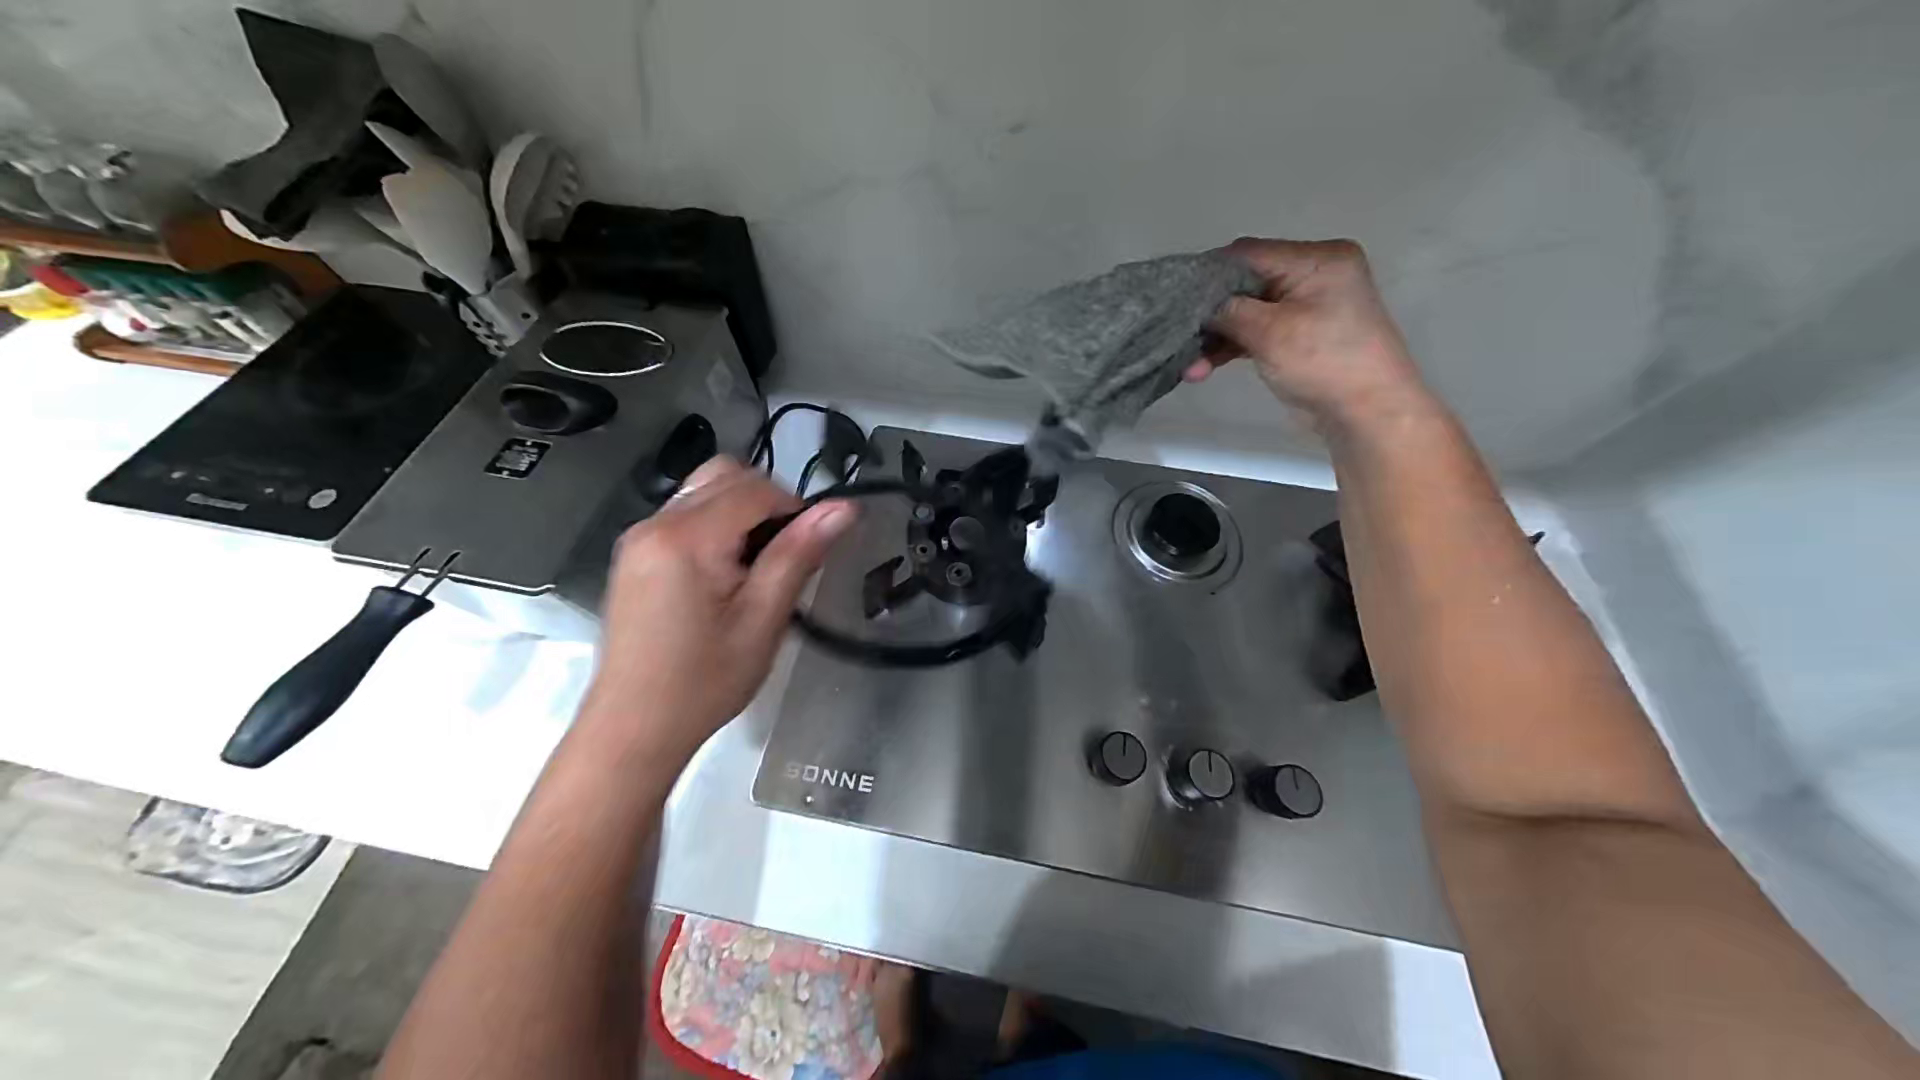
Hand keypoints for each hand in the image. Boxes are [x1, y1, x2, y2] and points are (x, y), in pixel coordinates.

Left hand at [578, 457, 856, 760]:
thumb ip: (799, 554)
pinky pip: (685, 514)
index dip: (794, 508)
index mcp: (686, 538)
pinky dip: (715, 526)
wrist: (633, 728)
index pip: (755, 488)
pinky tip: (724, 575)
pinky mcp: (634, 554)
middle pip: (726, 475)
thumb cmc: (704, 682)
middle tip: (783, 557)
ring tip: (755, 569)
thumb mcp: (763, 620)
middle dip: (767, 503)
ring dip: (741, 513)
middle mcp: (655, 523)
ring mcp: (638, 537)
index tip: (808, 551)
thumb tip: (844, 508)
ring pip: (705, 490)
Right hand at [1186, 238, 1435, 431]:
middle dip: (1210, 313)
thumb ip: (1228, 310)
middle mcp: (1312, 275)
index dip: (1208, 274)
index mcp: (1318, 259)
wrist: (1367, 413)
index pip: (1248, 254)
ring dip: (1216, 338)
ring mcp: (1305, 306)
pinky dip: (1230, 348)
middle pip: (1244, 283)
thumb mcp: (1271, 331)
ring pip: (1245, 311)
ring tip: (1188, 365)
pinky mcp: (1296, 335)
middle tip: (1176, 334)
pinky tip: (1202, 368)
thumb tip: (1195, 302)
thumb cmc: (1325, 363)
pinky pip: (1254, 332)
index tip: (1174, 298)